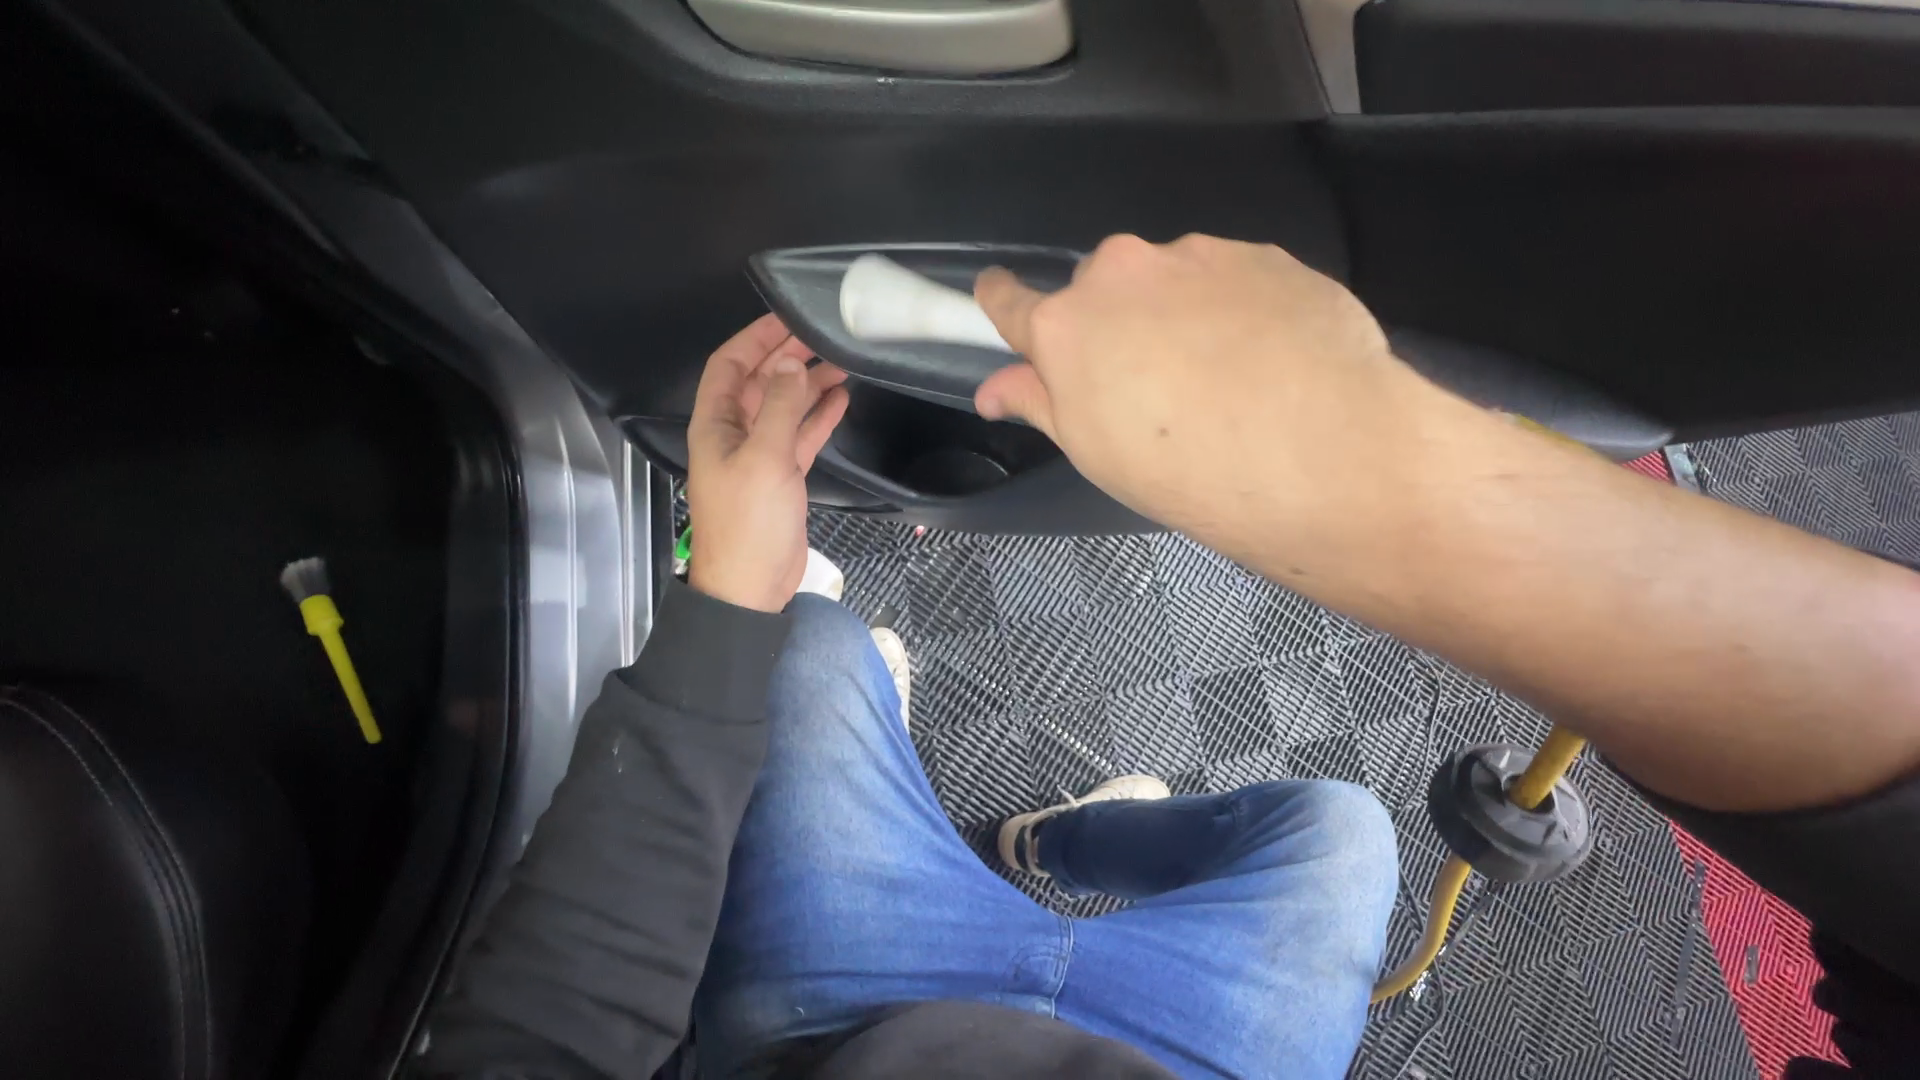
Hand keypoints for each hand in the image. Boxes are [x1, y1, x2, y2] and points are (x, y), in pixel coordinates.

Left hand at [686, 314, 849, 612]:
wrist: (751, 585)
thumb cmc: (749, 521)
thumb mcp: (765, 458)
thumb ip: (782, 408)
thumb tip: (792, 363)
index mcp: (716, 423)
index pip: (730, 365)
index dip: (755, 338)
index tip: (788, 317)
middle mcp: (735, 432)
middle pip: (761, 382)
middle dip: (789, 357)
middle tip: (825, 336)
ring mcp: (760, 454)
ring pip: (785, 407)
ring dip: (809, 385)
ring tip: (841, 363)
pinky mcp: (782, 475)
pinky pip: (800, 436)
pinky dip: (818, 417)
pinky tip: (841, 400)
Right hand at [973, 234, 1474, 562]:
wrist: (1313, 450)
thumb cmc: (1180, 467)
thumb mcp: (1092, 450)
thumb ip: (1039, 404)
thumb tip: (994, 390)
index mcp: (1066, 325)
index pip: (1010, 300)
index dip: (1000, 299)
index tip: (999, 295)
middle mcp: (1121, 273)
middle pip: (1099, 289)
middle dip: (1112, 323)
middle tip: (1145, 382)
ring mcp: (1195, 256)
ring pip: (1168, 280)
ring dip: (1176, 314)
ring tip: (1221, 378)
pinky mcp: (1262, 254)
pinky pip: (1228, 279)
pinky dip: (1233, 311)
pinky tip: (1262, 361)